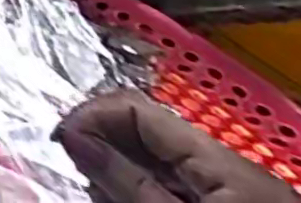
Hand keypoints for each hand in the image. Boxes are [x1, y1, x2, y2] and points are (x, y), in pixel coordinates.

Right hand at [55, 90, 300, 202]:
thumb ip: (128, 182)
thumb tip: (70, 137)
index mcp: (222, 162)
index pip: (132, 106)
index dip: (90, 117)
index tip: (63, 146)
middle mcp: (230, 167)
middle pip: (142, 130)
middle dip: (102, 146)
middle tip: (82, 179)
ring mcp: (238, 192)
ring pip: (154, 158)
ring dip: (120, 171)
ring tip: (104, 196)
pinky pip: (176, 184)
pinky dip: (145, 189)